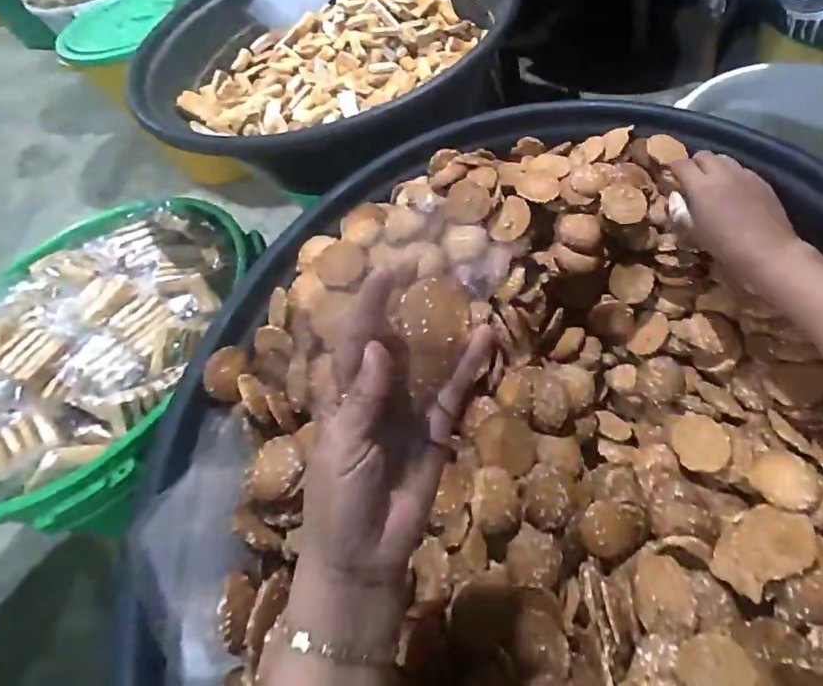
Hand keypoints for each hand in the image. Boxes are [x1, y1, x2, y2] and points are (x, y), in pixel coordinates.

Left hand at [289, 268, 493, 646]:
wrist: (364, 555)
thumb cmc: (337, 498)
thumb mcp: (341, 446)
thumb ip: (362, 396)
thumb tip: (378, 346)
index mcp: (345, 392)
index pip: (358, 339)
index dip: (371, 305)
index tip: (388, 271)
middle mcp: (379, 390)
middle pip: (396, 339)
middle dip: (409, 305)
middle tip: (430, 268)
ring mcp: (410, 407)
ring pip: (429, 359)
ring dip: (445, 330)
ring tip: (464, 293)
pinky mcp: (437, 428)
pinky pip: (454, 391)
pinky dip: (469, 366)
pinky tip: (485, 338)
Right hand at [671, 150, 805, 286]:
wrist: (769, 253)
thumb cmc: (726, 247)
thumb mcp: (695, 232)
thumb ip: (682, 210)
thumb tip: (678, 198)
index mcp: (701, 186)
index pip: (681, 164)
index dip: (674, 170)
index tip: (673, 180)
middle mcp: (722, 173)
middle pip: (703, 155)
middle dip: (695, 164)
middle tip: (693, 181)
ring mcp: (744, 175)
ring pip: (724, 158)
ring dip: (715, 167)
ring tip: (716, 184)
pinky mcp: (762, 181)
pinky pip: (742, 170)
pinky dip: (733, 175)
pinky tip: (737, 193)